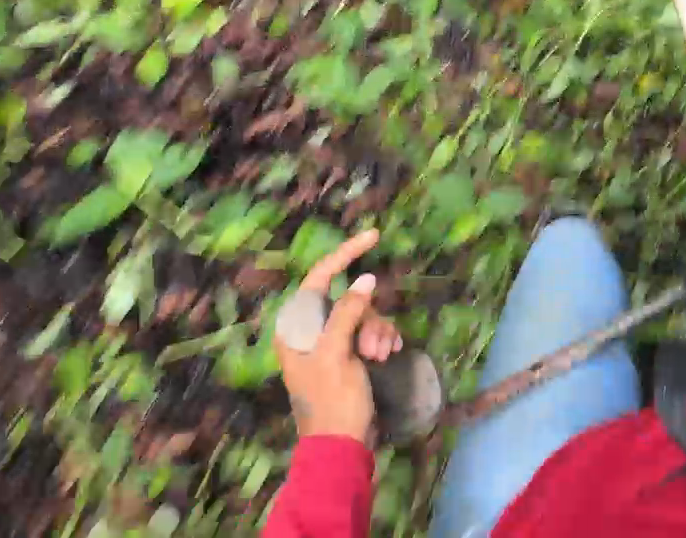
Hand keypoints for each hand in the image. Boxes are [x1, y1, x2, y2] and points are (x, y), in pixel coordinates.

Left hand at [274, 228, 404, 443]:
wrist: (341, 448)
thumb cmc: (332, 402)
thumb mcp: (337, 354)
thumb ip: (348, 313)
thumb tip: (366, 279)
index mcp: (296, 328)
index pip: (320, 276)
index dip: (346, 253)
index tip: (374, 236)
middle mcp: (311, 330)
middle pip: (350, 298)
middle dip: (369, 316)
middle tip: (373, 346)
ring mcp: (331, 342)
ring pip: (365, 314)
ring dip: (378, 332)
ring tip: (381, 356)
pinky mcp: (349, 354)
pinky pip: (372, 330)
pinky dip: (383, 339)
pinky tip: (390, 354)